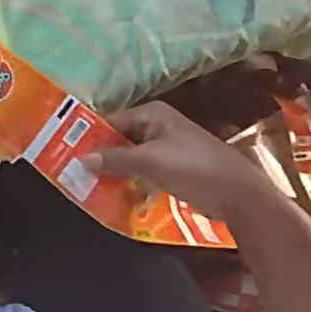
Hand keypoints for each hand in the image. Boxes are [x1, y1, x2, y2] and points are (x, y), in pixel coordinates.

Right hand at [84, 101, 272, 222]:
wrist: (242, 197)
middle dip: (101, 154)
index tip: (67, 150)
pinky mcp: (173, 167)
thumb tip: (81, 159)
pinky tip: (115, 193)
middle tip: (75, 170)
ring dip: (114, 169)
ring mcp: (166, 147)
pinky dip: (130, 179)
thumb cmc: (196, 169)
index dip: (90, 135)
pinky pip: (142, 170)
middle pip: (120, 138)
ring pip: (130, 156)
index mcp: (153, 114)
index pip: (112, 120)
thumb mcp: (152, 162)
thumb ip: (116, 159)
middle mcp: (158, 125)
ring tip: (89, 184)